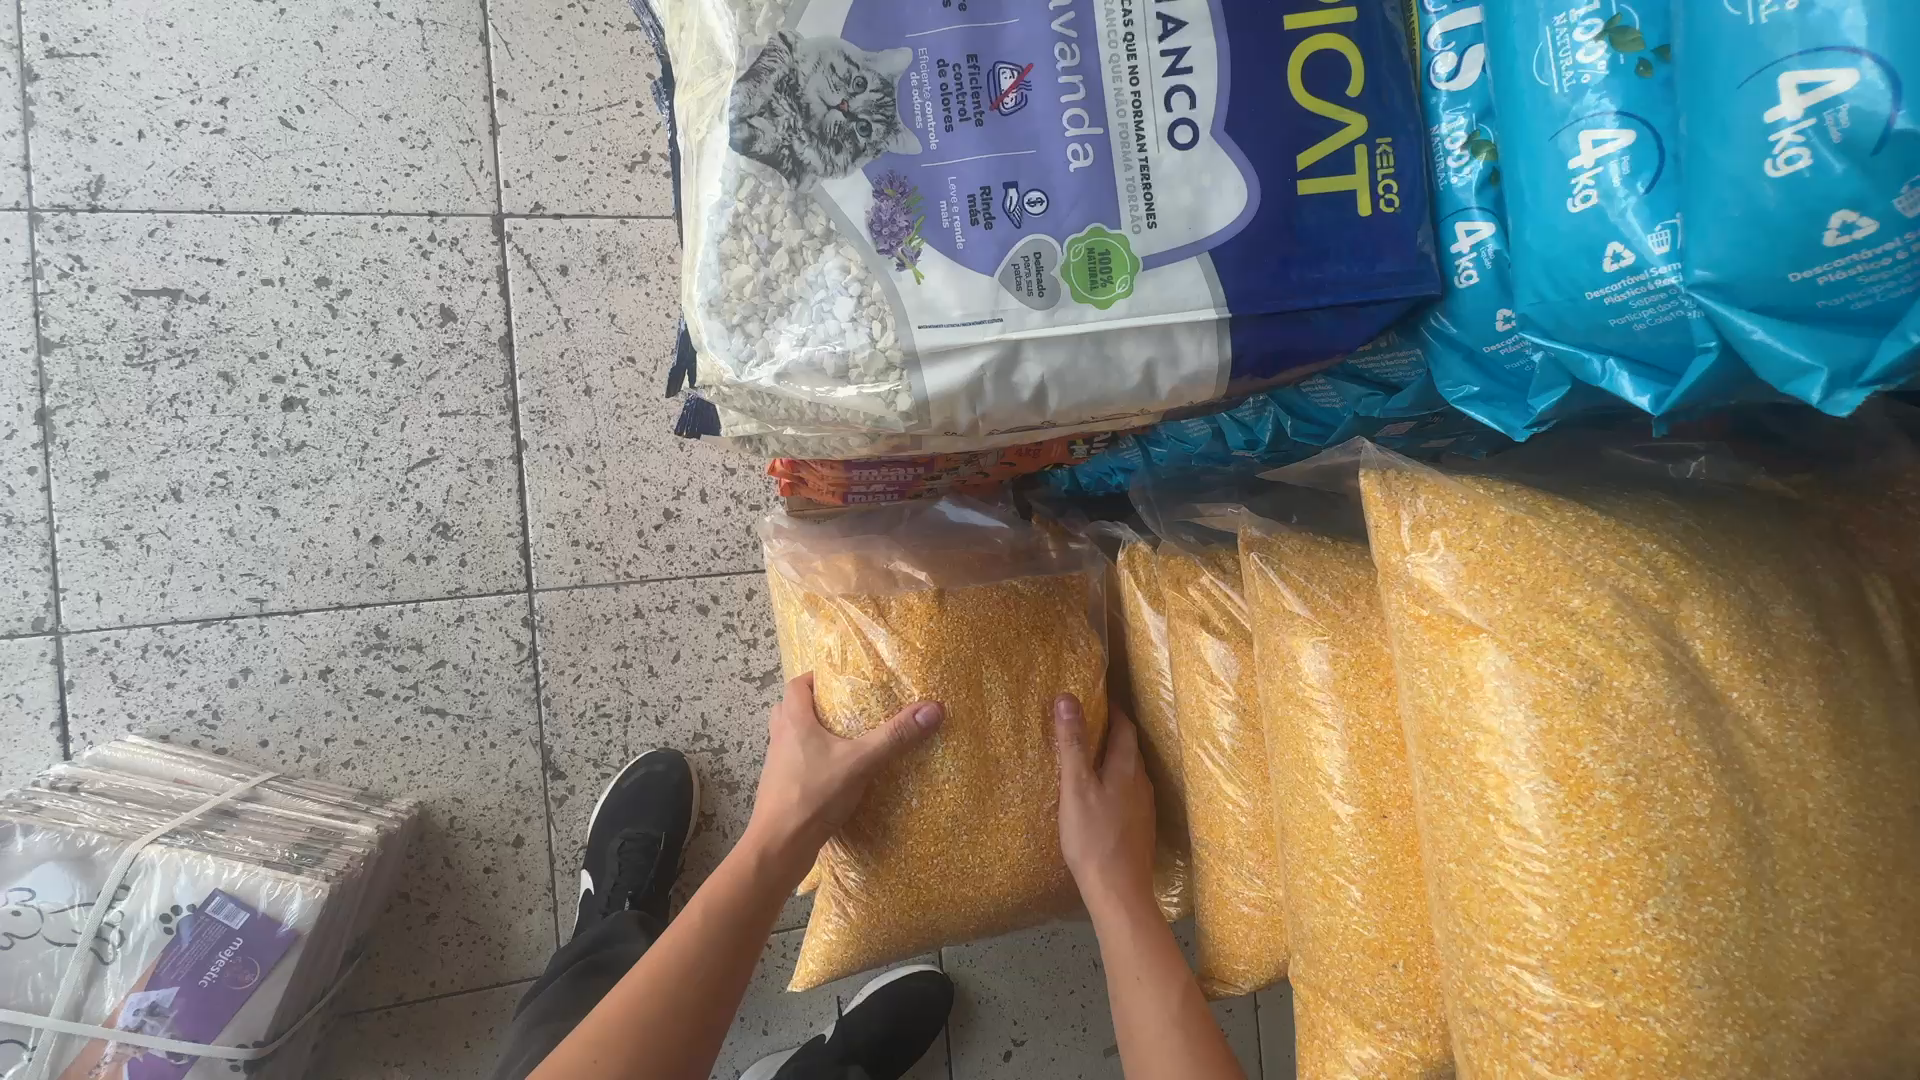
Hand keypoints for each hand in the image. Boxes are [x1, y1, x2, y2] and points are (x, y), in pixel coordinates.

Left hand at [742, 673, 943, 882]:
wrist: (778, 848)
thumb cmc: (813, 796)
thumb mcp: (860, 761)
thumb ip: (895, 736)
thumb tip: (933, 708)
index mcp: (794, 721)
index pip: (797, 684)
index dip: (816, 677)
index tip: (842, 680)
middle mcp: (781, 738)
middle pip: (790, 708)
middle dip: (814, 704)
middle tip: (843, 707)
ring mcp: (777, 765)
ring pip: (791, 736)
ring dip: (811, 732)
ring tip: (843, 737)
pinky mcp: (781, 788)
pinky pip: (795, 762)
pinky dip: (811, 759)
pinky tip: (835, 772)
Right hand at [1054, 693, 1157, 914]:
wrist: (1119, 892)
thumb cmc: (1093, 836)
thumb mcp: (1075, 786)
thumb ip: (1072, 742)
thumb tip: (1067, 697)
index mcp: (1127, 768)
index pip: (1125, 727)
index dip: (1113, 709)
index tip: (1097, 698)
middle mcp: (1141, 783)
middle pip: (1130, 748)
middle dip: (1113, 731)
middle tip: (1089, 722)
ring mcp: (1144, 807)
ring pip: (1130, 771)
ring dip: (1114, 757)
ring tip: (1091, 755)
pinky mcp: (1141, 828)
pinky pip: (1129, 792)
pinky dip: (1115, 781)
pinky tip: (1101, 794)